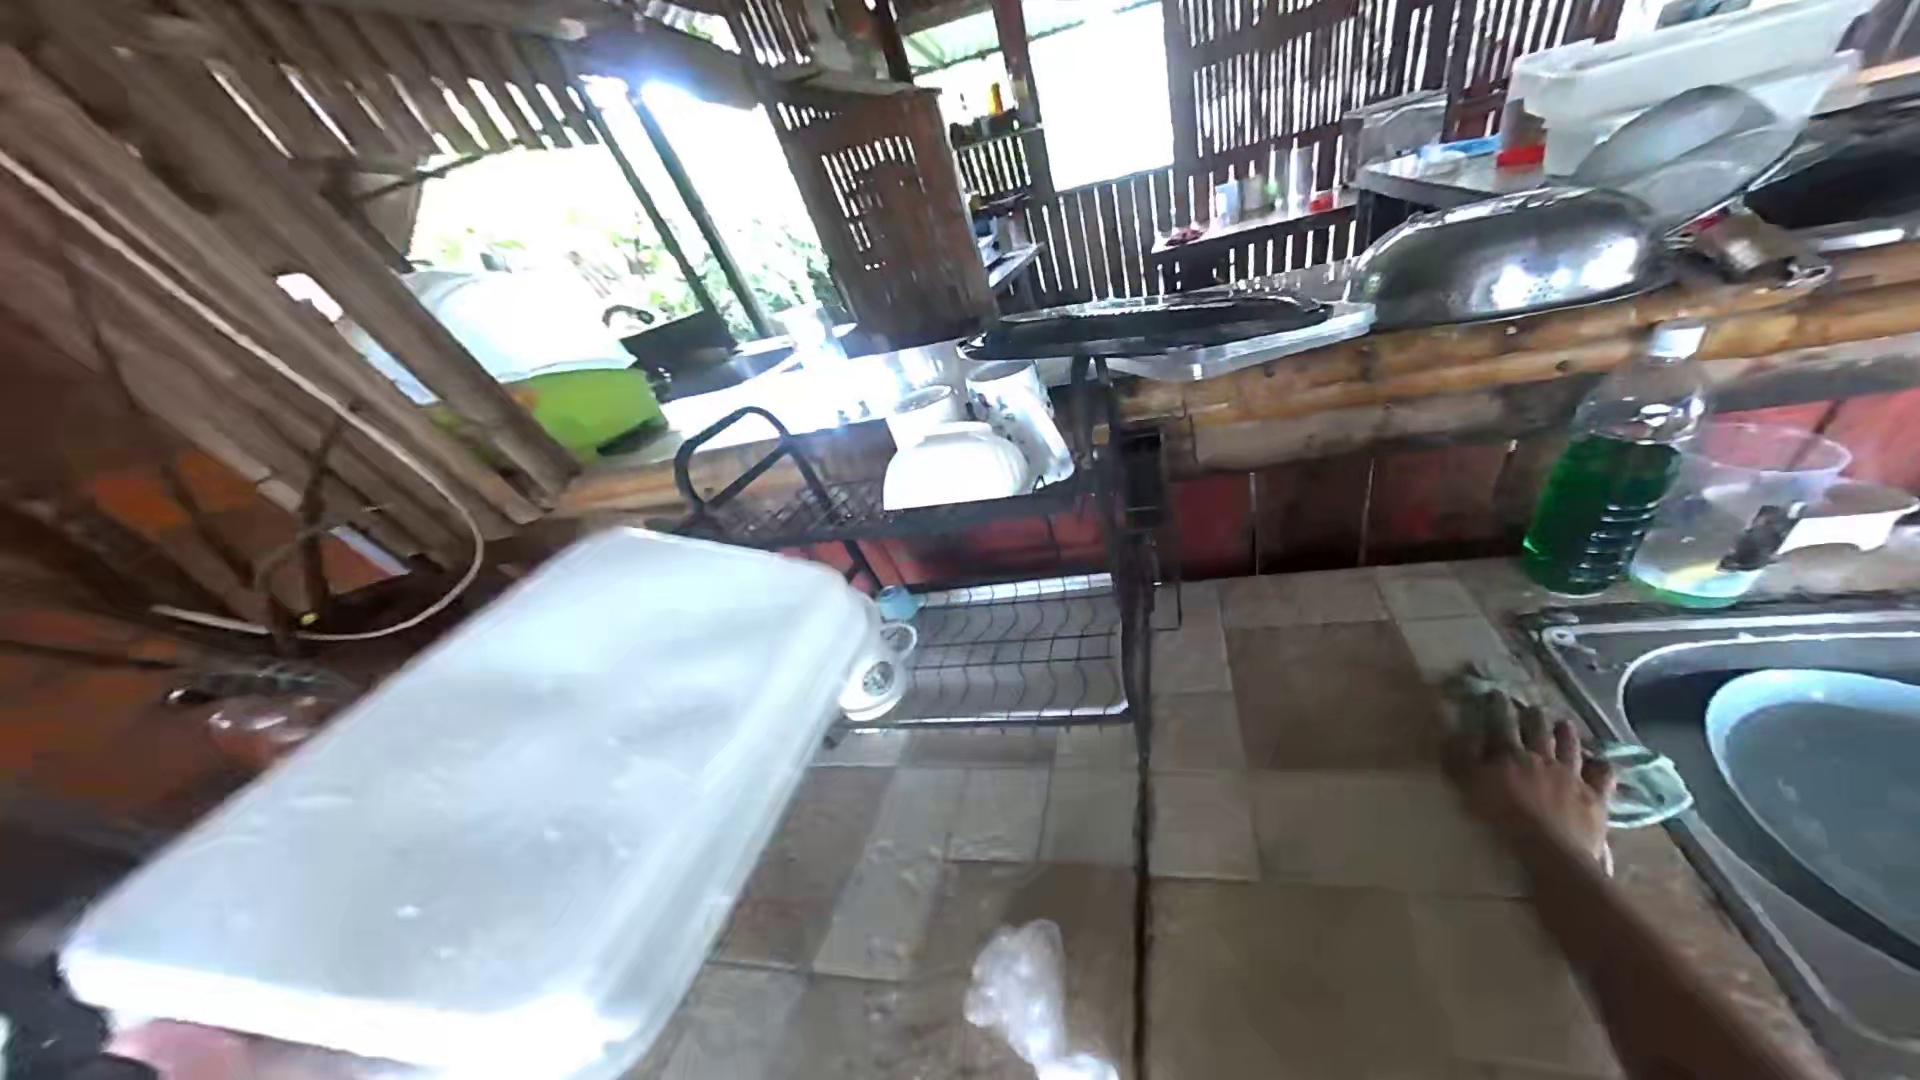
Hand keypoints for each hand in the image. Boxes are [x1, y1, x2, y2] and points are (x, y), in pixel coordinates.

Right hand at [1448, 696, 1615, 861]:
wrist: (1549, 845)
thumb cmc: (1501, 814)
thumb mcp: (1469, 784)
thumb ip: (1464, 756)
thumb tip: (1463, 731)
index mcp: (1511, 755)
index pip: (1502, 725)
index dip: (1498, 708)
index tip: (1496, 694)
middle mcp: (1543, 758)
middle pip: (1539, 732)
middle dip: (1535, 718)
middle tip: (1533, 707)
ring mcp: (1572, 776)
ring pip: (1571, 748)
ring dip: (1567, 734)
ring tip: (1564, 722)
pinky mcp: (1595, 796)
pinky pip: (1603, 776)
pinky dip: (1602, 766)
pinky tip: (1601, 761)